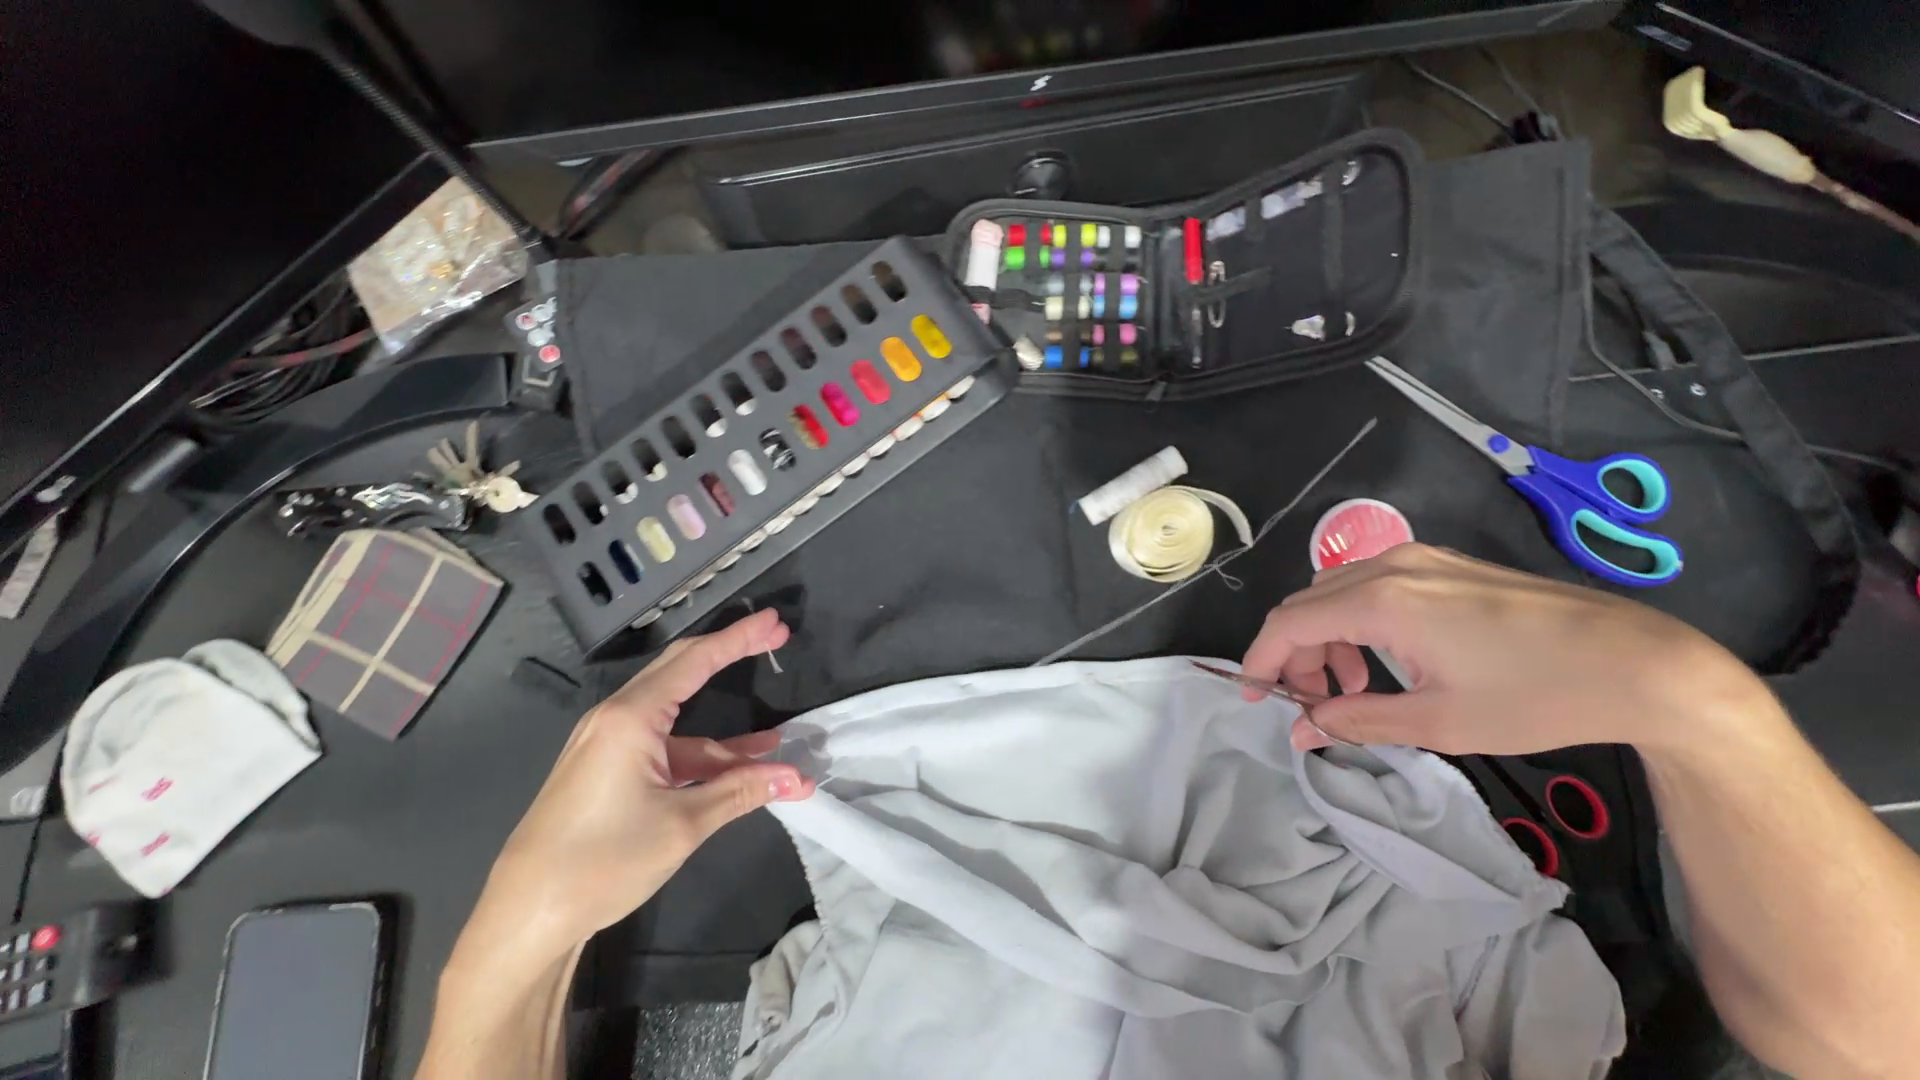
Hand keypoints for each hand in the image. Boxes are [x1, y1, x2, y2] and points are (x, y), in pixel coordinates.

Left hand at [459, 609, 812, 968]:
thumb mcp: (682, 825)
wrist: (526, 916)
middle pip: (682, 673)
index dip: (740, 639)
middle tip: (776, 640)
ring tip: (777, 740)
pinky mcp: (607, 770)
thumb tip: (797, 779)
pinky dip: (702, 758)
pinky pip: (664, 749)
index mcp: (630, 717)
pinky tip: (736, 772)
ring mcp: (609, 745)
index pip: (695, 661)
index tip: (776, 623)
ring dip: (726, 734)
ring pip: (678, 721)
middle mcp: (616, 719)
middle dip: (731, 656)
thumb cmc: (603, 862)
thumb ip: (740, 791)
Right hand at [1240, 544, 1770, 755]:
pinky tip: (1390, 658)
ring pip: (1338, 591)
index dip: (1262, 659)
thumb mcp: (1438, 721)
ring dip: (1328, 638)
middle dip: (1297, 654)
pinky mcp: (1447, 565)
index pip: (1290, 623)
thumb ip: (1357, 721)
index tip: (1257, 697)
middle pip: (1309, 603)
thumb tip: (1301, 730)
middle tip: (1314, 704)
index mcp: (1382, 600)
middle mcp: (1391, 565)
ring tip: (1354, 687)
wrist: (1642, 664)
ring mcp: (1422, 559)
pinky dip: (1358, 621)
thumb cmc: (1536, 696)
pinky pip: (1373, 585)